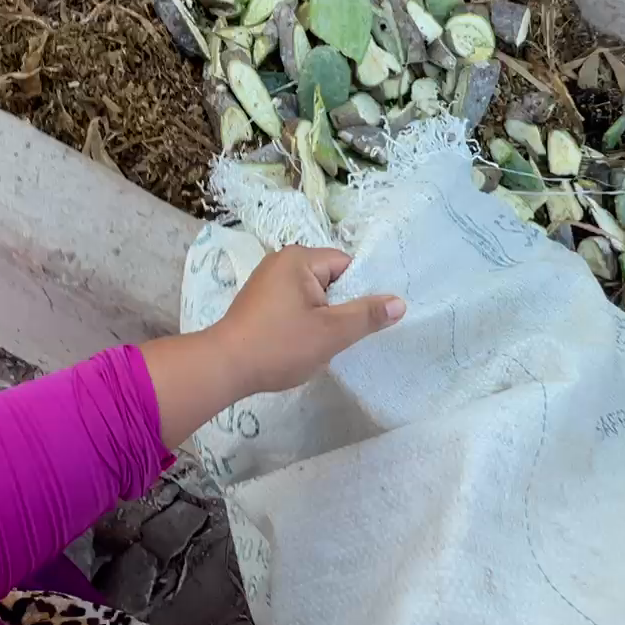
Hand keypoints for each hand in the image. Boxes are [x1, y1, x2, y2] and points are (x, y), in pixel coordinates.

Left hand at [209, 246, 407, 393]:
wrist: (225, 366)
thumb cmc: (280, 345)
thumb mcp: (331, 332)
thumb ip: (367, 315)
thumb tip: (399, 302)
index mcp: (299, 258)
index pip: (346, 264)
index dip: (359, 292)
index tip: (363, 320)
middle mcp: (282, 260)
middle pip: (330, 278)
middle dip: (340, 305)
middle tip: (343, 334)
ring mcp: (267, 279)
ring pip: (313, 293)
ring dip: (322, 316)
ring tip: (321, 341)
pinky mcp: (259, 299)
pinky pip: (295, 302)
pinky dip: (304, 319)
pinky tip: (302, 342)